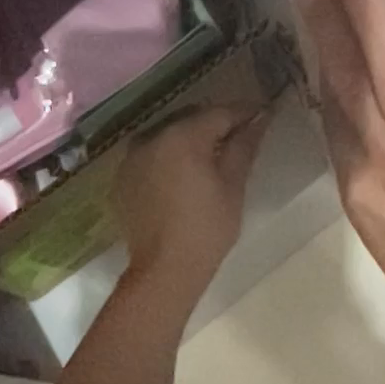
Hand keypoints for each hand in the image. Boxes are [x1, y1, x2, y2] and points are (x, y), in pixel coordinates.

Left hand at [115, 104, 268, 303]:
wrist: (164, 270)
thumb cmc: (207, 231)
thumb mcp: (233, 189)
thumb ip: (244, 148)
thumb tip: (259, 118)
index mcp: (183, 136)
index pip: (219, 113)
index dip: (244, 113)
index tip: (262, 115)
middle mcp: (151, 136)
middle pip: (190, 119)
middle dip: (214, 125)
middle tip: (238, 139)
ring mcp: (132, 156)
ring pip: (167, 136)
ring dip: (189, 141)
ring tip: (209, 159)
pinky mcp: (122, 177)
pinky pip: (150, 156)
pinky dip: (168, 159)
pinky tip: (181, 178)